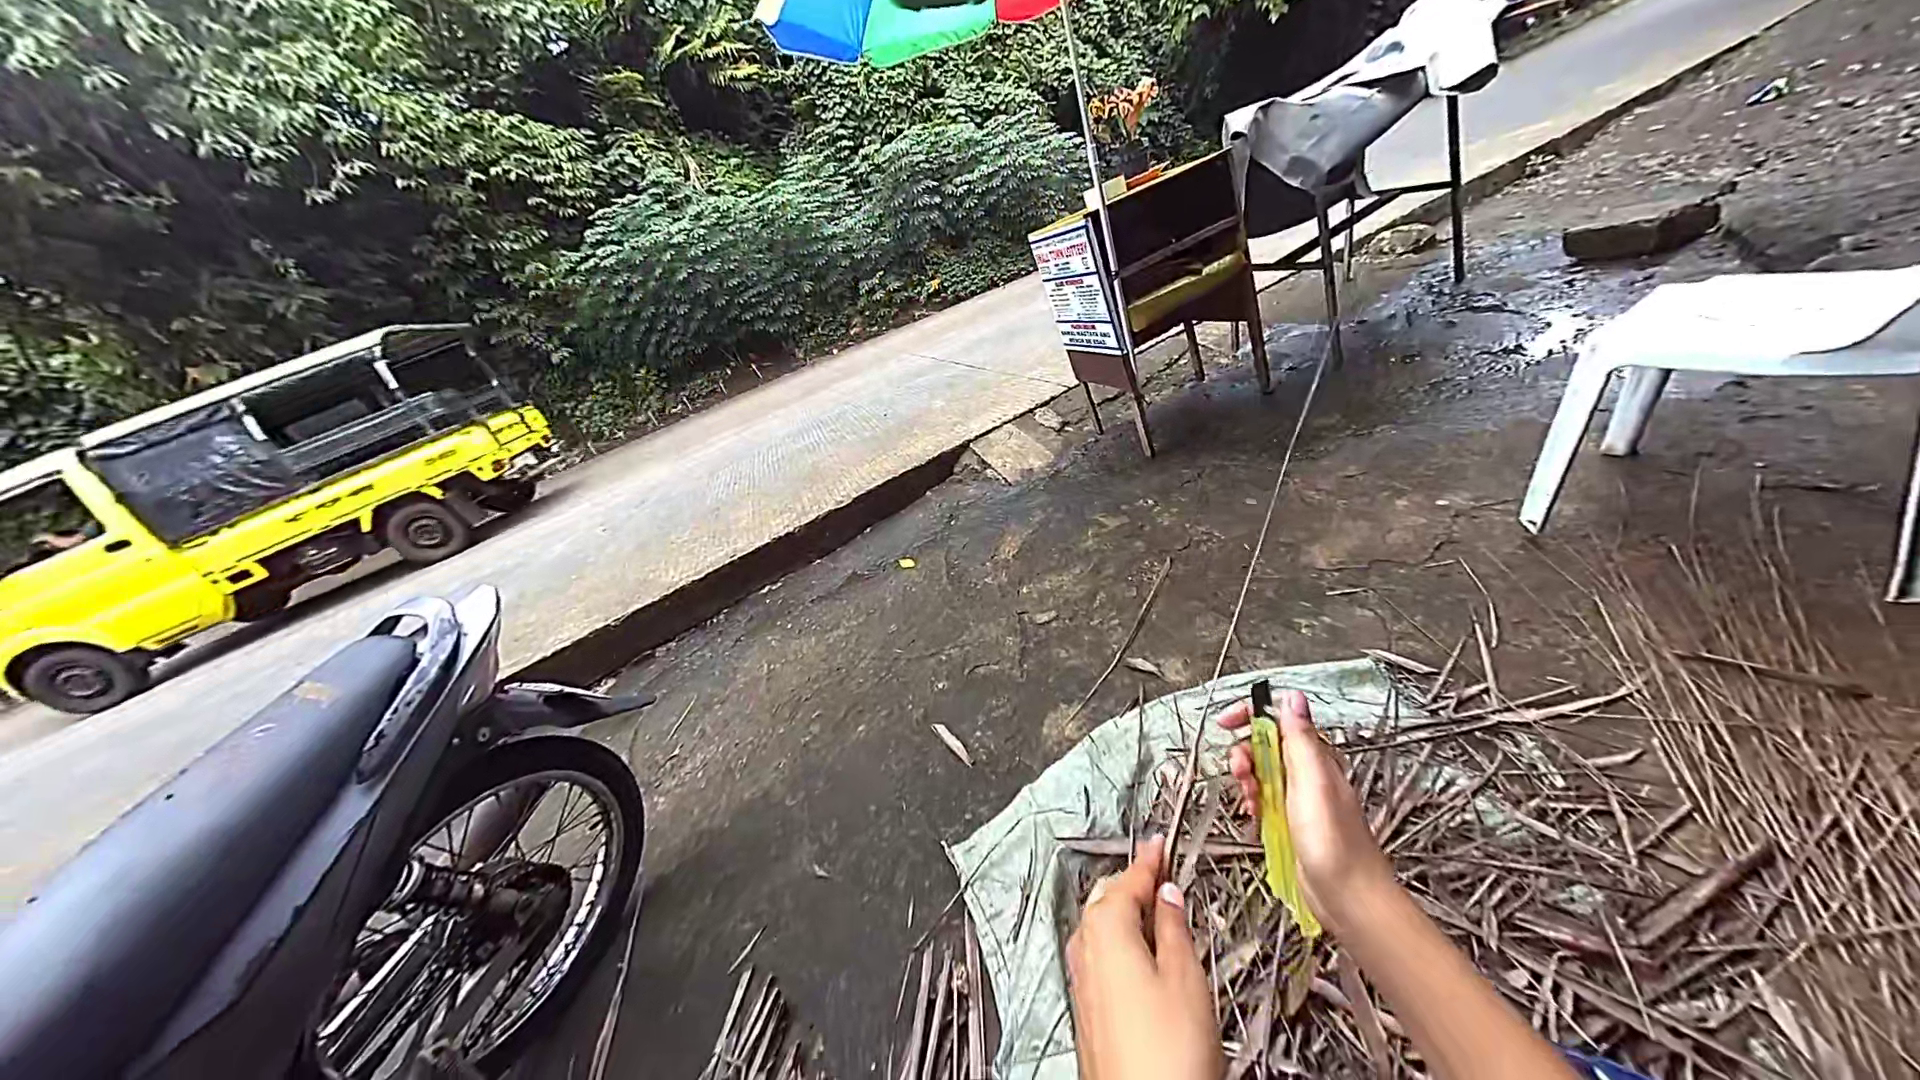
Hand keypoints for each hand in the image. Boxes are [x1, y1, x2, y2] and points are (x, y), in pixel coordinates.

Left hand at [1066, 835, 1222, 1079]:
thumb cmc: (1166, 1054)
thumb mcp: (1185, 977)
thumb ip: (1173, 927)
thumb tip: (1168, 895)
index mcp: (1107, 927)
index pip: (1130, 879)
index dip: (1149, 859)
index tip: (1158, 844)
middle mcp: (1085, 945)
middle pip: (1109, 897)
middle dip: (1134, 882)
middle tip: (1160, 872)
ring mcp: (1081, 976)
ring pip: (1101, 924)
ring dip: (1125, 910)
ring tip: (1154, 908)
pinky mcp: (1086, 1005)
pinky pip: (1100, 952)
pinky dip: (1119, 939)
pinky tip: (1138, 953)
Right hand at [1217, 689, 1394, 931]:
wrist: (1349, 899)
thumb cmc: (1336, 845)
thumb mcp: (1313, 782)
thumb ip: (1300, 738)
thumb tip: (1292, 698)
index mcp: (1317, 756)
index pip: (1279, 718)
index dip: (1251, 715)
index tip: (1228, 722)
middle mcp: (1308, 771)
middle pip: (1265, 743)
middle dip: (1246, 752)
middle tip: (1242, 772)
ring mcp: (1299, 795)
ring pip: (1261, 769)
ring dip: (1247, 778)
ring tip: (1250, 797)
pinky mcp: (1290, 817)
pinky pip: (1262, 796)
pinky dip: (1252, 800)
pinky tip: (1254, 812)